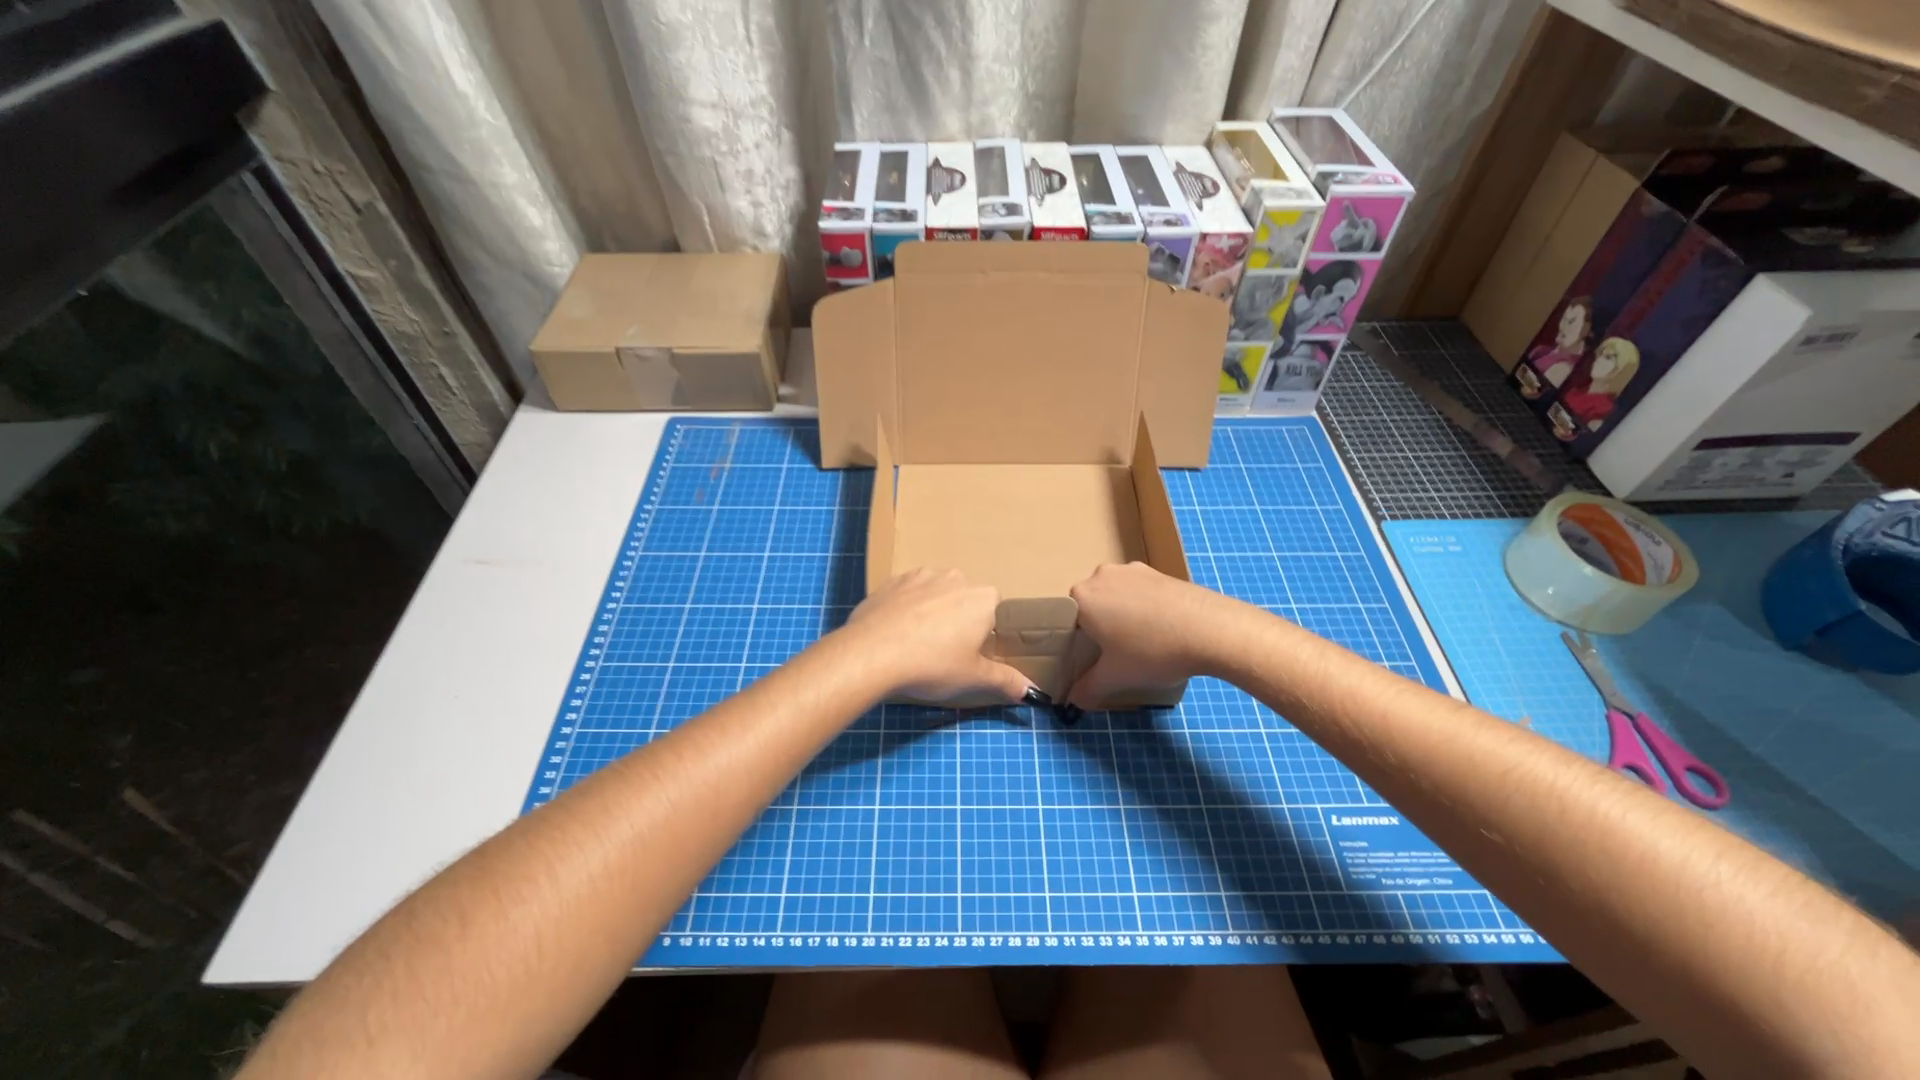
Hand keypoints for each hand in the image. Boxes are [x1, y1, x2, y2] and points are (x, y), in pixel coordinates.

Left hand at [842, 568, 1031, 702]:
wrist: (873, 654)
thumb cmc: (933, 665)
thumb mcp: (974, 678)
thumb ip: (1006, 681)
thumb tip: (1033, 692)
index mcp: (982, 597)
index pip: (994, 609)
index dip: (984, 632)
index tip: (970, 652)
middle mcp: (954, 577)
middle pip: (964, 599)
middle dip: (958, 620)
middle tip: (944, 651)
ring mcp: (920, 575)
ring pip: (934, 593)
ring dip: (931, 611)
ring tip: (917, 643)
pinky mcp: (891, 581)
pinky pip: (906, 594)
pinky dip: (904, 609)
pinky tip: (895, 633)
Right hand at [1067, 562, 1235, 707]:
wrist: (1211, 630)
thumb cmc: (1153, 651)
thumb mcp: (1115, 677)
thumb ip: (1087, 689)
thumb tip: (1072, 701)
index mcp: (1083, 596)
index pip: (1066, 618)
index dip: (1075, 641)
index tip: (1090, 659)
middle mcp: (1103, 575)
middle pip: (1091, 605)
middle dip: (1099, 628)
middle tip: (1113, 655)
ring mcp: (1133, 570)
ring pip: (1116, 597)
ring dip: (1122, 617)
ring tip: (1140, 644)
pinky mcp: (1160, 573)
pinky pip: (1140, 592)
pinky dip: (1144, 610)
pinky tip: (1161, 632)